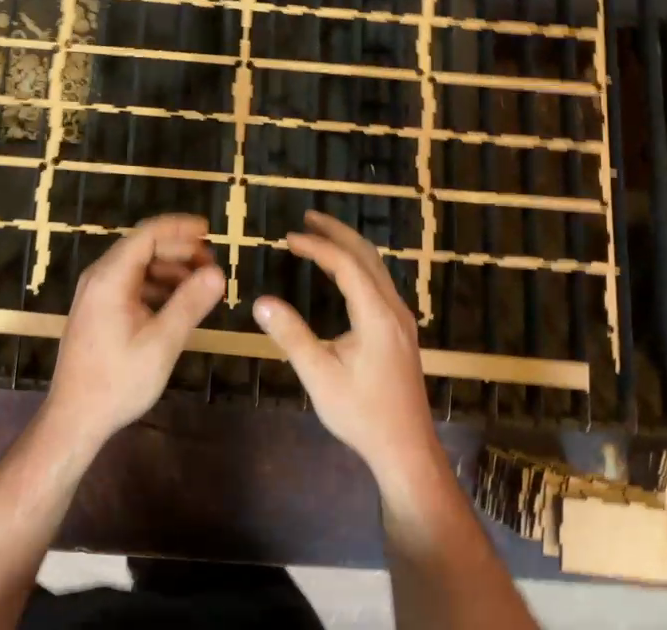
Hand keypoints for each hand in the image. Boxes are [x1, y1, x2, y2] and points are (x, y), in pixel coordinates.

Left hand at [43, 215, 225, 448]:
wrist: (75, 417)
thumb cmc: (118, 380)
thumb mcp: (162, 343)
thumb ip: (190, 303)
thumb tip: (218, 273)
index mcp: (111, 277)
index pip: (148, 234)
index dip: (180, 228)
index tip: (210, 230)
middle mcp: (99, 278)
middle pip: (142, 248)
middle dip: (179, 251)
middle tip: (213, 264)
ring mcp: (95, 295)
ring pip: (137, 268)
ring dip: (170, 271)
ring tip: (201, 287)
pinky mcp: (96, 312)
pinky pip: (130, 286)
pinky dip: (156, 288)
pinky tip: (177, 306)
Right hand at [252, 211, 444, 484]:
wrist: (406, 448)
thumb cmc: (361, 413)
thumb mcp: (319, 375)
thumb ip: (291, 335)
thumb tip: (261, 301)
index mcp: (377, 315)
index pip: (346, 265)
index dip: (316, 247)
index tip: (287, 237)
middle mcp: (394, 309)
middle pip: (367, 256)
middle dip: (337, 233)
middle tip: (307, 217)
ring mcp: (402, 320)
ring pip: (377, 268)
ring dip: (348, 247)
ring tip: (320, 236)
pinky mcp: (401, 332)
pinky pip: (379, 283)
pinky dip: (357, 265)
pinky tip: (341, 273)